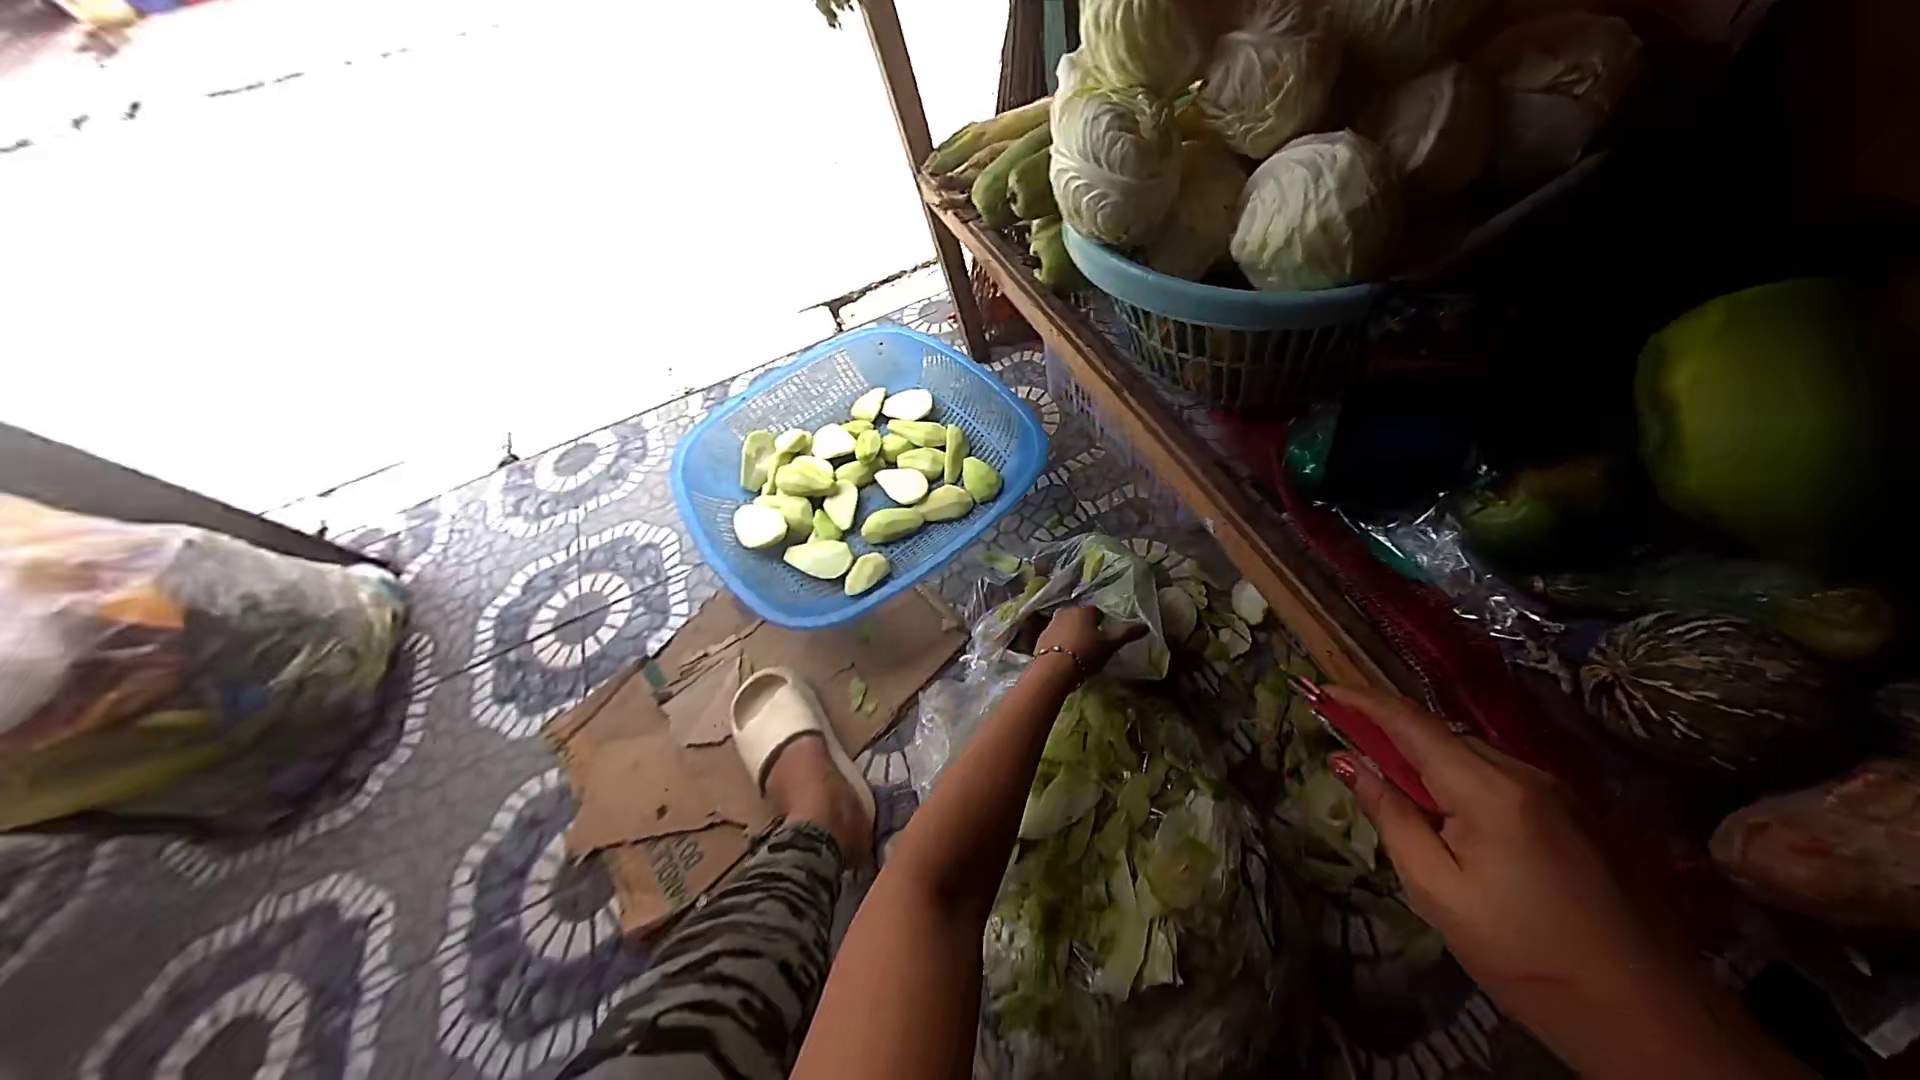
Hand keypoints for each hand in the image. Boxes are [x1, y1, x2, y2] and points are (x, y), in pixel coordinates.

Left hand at [1033, 605, 1144, 676]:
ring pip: (1064, 626)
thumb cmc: (1085, 653)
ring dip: (1071, 635)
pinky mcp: (1040, 639)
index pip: (1094, 609)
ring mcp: (1050, 625)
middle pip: (1078, 616)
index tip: (1104, 633)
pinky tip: (1064, 657)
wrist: (1053, 670)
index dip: (1100, 620)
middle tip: (1092, 643)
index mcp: (1082, 610)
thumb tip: (1146, 626)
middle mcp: (1064, 612)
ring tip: (1078, 652)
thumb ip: (1127, 633)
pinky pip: (1054, 639)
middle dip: (1084, 626)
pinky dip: (1060, 645)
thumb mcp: (1110, 644)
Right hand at [1324, 686, 1809, 1079]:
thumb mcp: (1436, 890)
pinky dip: (1460, 786)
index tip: (1322, 688)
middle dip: (1391, 740)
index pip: (1411, 724)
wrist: (1656, 1025)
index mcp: (1489, 790)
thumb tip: (1348, 763)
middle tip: (1352, 759)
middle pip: (1441, 738)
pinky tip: (1454, 828)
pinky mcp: (1576, 817)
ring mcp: (1559, 794)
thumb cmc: (1526, 958)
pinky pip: (1499, 781)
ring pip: (1470, 759)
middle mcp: (1526, 775)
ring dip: (1426, 767)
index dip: (1362, 702)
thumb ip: (1390, 816)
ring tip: (1405, 809)